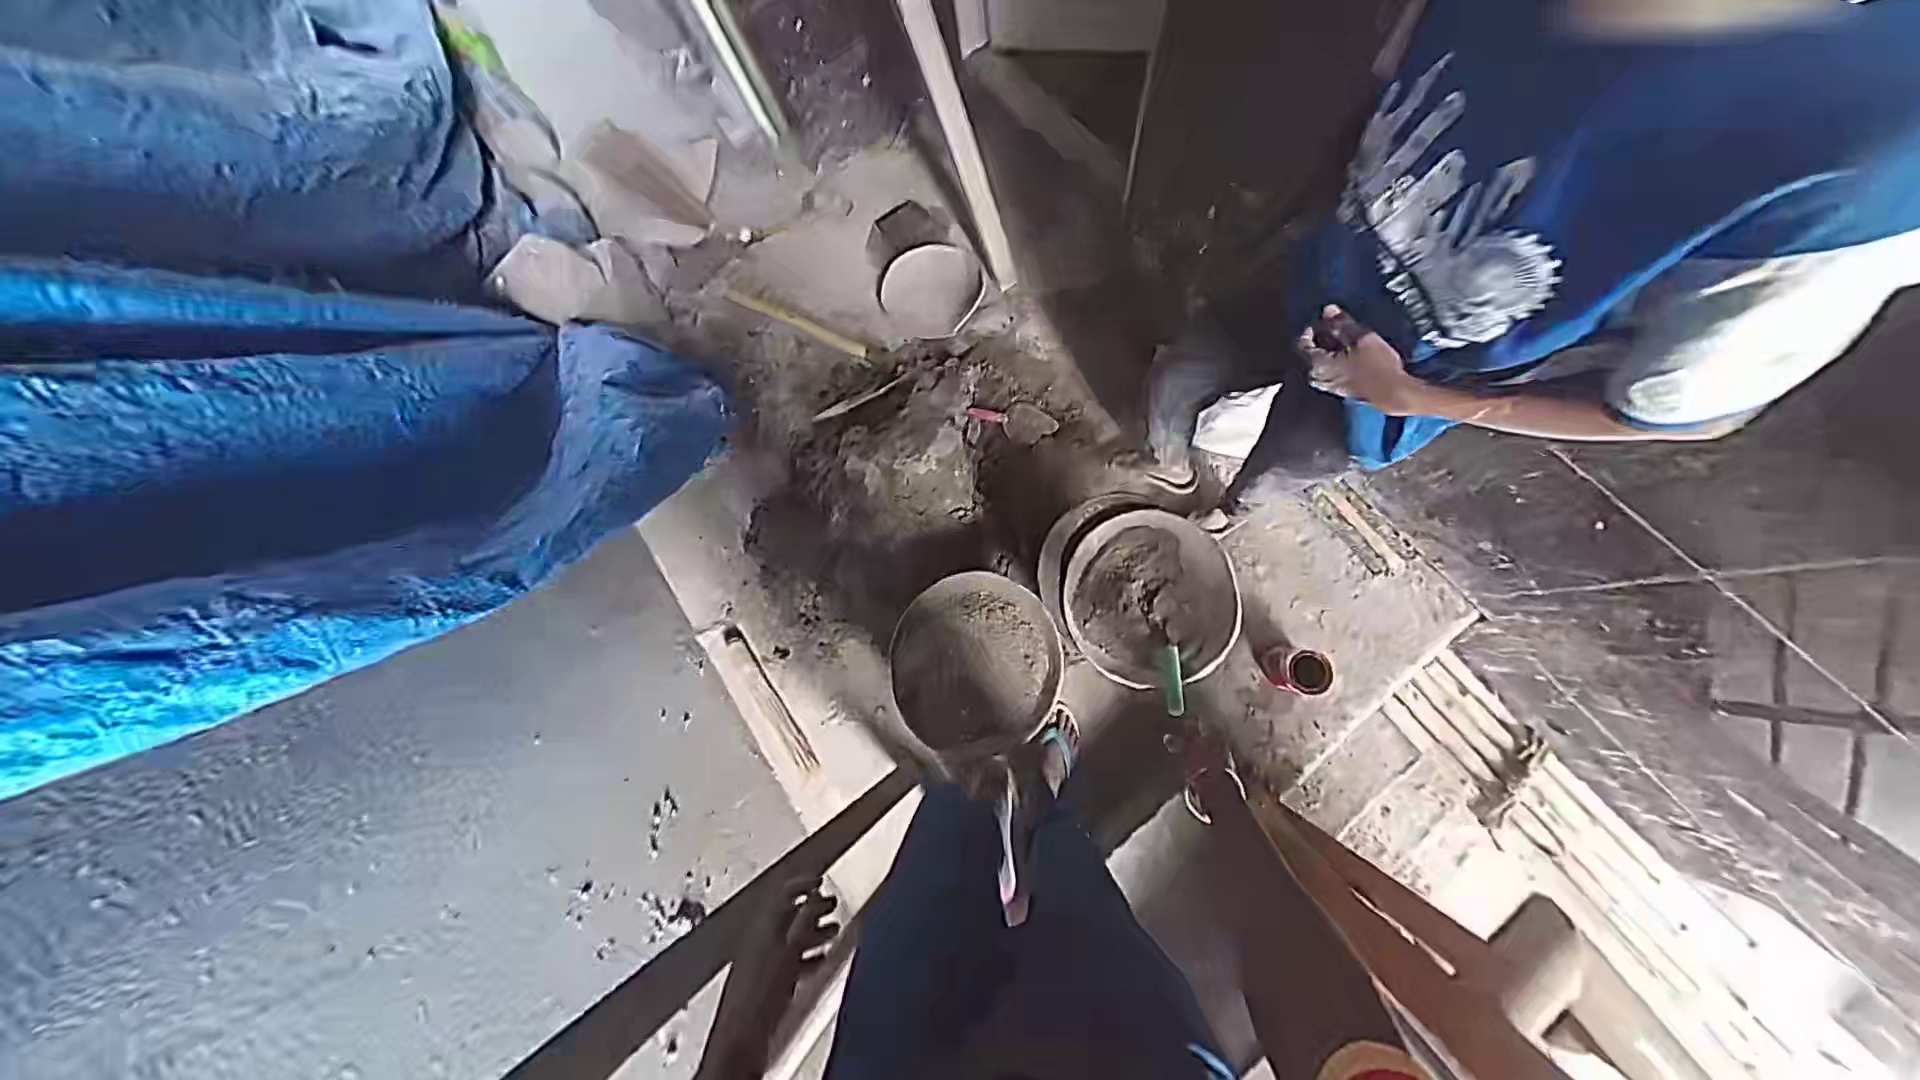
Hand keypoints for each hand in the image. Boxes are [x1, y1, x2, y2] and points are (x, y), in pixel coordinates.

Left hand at [697, 876, 839, 1079]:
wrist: (740, 1044)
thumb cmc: (759, 997)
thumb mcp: (790, 950)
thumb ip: (804, 920)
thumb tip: (815, 894)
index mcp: (763, 926)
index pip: (783, 891)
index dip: (803, 883)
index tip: (820, 880)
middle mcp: (760, 940)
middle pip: (788, 913)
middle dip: (812, 907)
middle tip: (831, 904)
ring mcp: (761, 963)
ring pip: (790, 937)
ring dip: (812, 931)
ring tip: (832, 931)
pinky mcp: (765, 984)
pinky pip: (789, 959)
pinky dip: (807, 955)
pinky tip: (817, 961)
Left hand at [1296, 305, 1433, 416]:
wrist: (1391, 393)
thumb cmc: (1376, 365)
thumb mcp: (1360, 338)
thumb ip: (1341, 324)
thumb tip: (1327, 310)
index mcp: (1317, 365)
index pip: (1303, 345)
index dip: (1309, 331)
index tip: (1320, 321)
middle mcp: (1317, 377)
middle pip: (1311, 354)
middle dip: (1320, 339)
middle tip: (1332, 327)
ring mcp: (1327, 385)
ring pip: (1321, 363)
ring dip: (1328, 349)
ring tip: (1342, 338)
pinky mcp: (1338, 389)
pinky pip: (1330, 371)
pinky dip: (1335, 360)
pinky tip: (1348, 354)